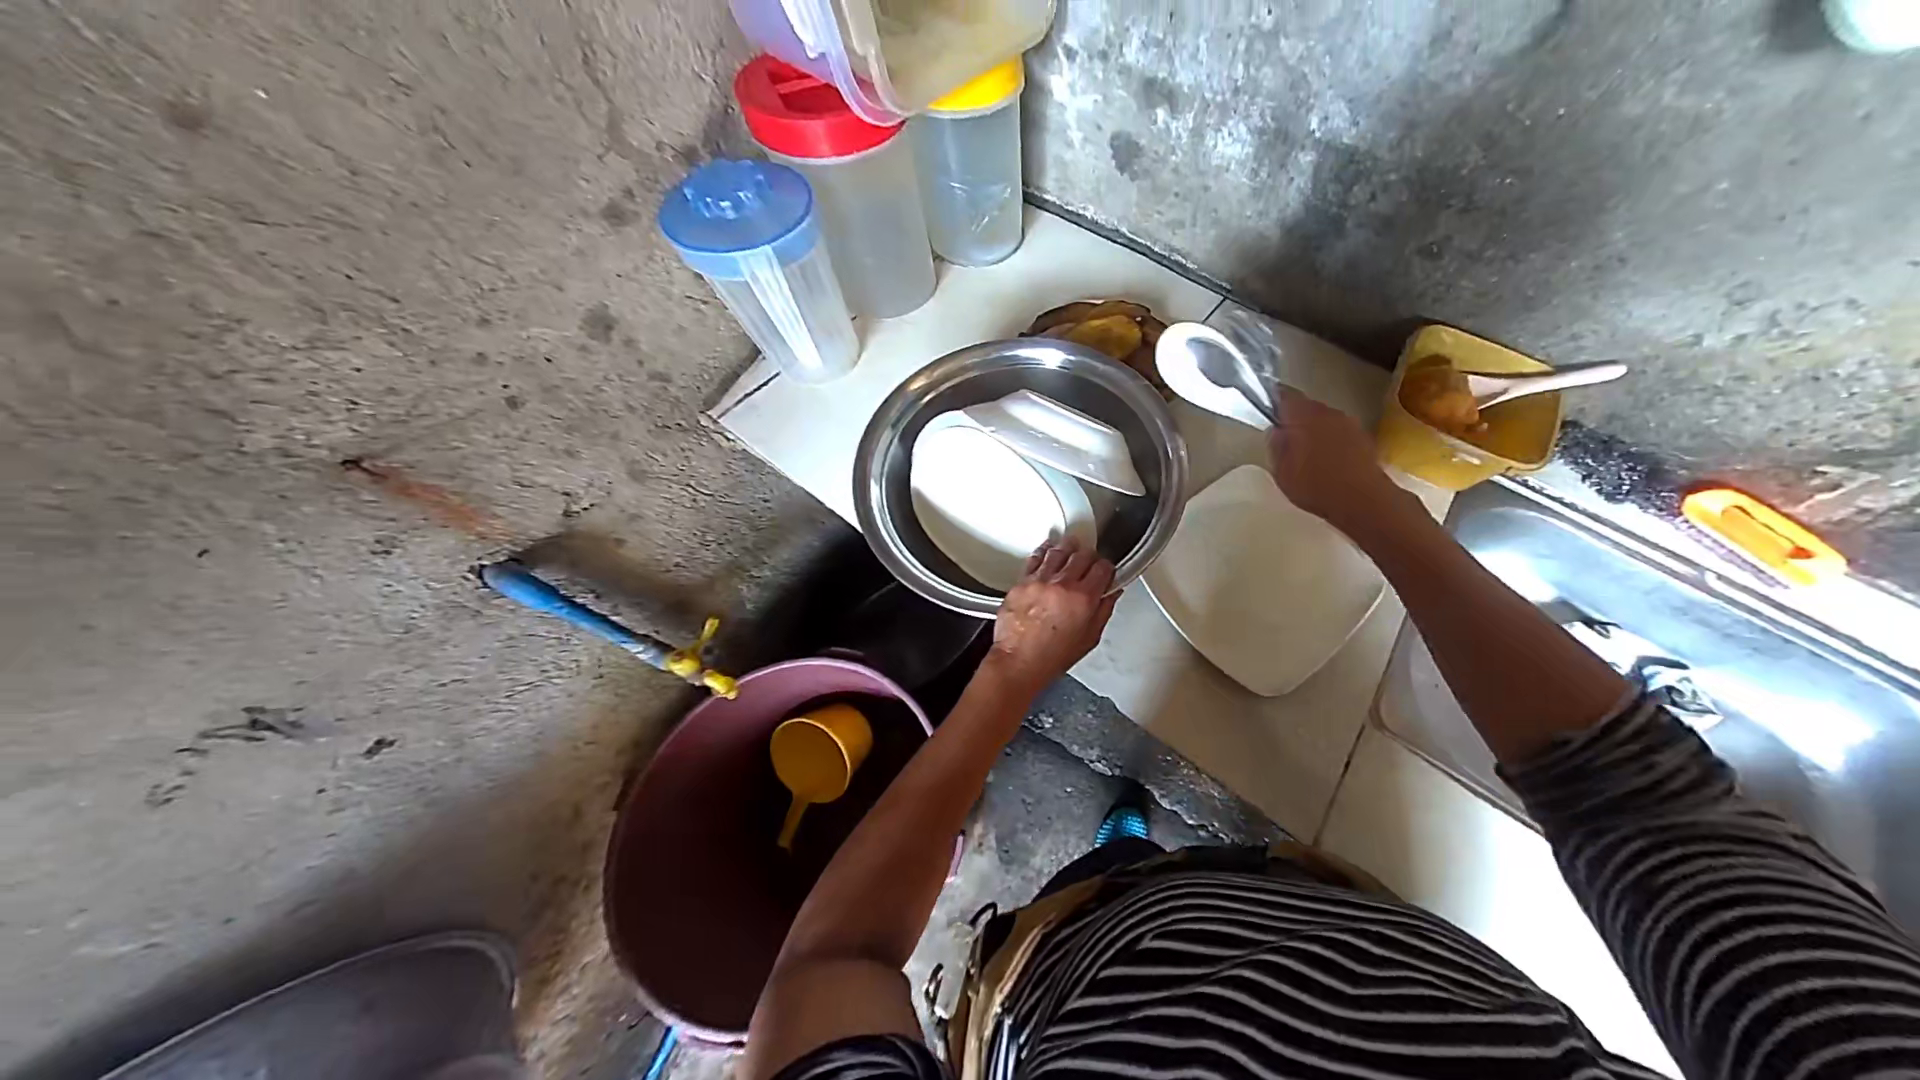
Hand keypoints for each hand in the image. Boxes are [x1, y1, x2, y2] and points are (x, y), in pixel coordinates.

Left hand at [987, 536, 1118, 692]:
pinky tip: (1047, 550)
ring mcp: (1040, 580)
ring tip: (1071, 546)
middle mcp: (1062, 584)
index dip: (1107, 567)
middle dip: (1089, 555)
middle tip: (1090, 559)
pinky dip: (1044, 552)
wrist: (1019, 661)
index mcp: (1084, 598)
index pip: (1103, 568)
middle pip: (1082, 555)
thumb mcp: (1089, 638)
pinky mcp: (1021, 582)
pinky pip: (1035, 558)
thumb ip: (1103, 610)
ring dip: (1067, 547)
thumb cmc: (1051, 656)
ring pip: (1058, 551)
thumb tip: (1111, 594)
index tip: (1105, 570)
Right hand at [1266, 387, 1412, 534]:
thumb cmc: (1316, 486)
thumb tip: (1276, 431)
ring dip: (1313, 431)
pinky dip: (1330, 442)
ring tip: (1304, 454)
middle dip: (1294, 419)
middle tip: (1283, 439)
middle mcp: (1330, 413)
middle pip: (1306, 407)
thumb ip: (1276, 446)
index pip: (1284, 396)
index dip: (1272, 400)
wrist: (1365, 501)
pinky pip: (1339, 433)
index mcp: (1305, 416)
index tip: (1264, 409)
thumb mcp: (1282, 471)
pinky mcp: (1364, 439)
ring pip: (1324, 420)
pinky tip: (1325, 462)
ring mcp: (1350, 424)